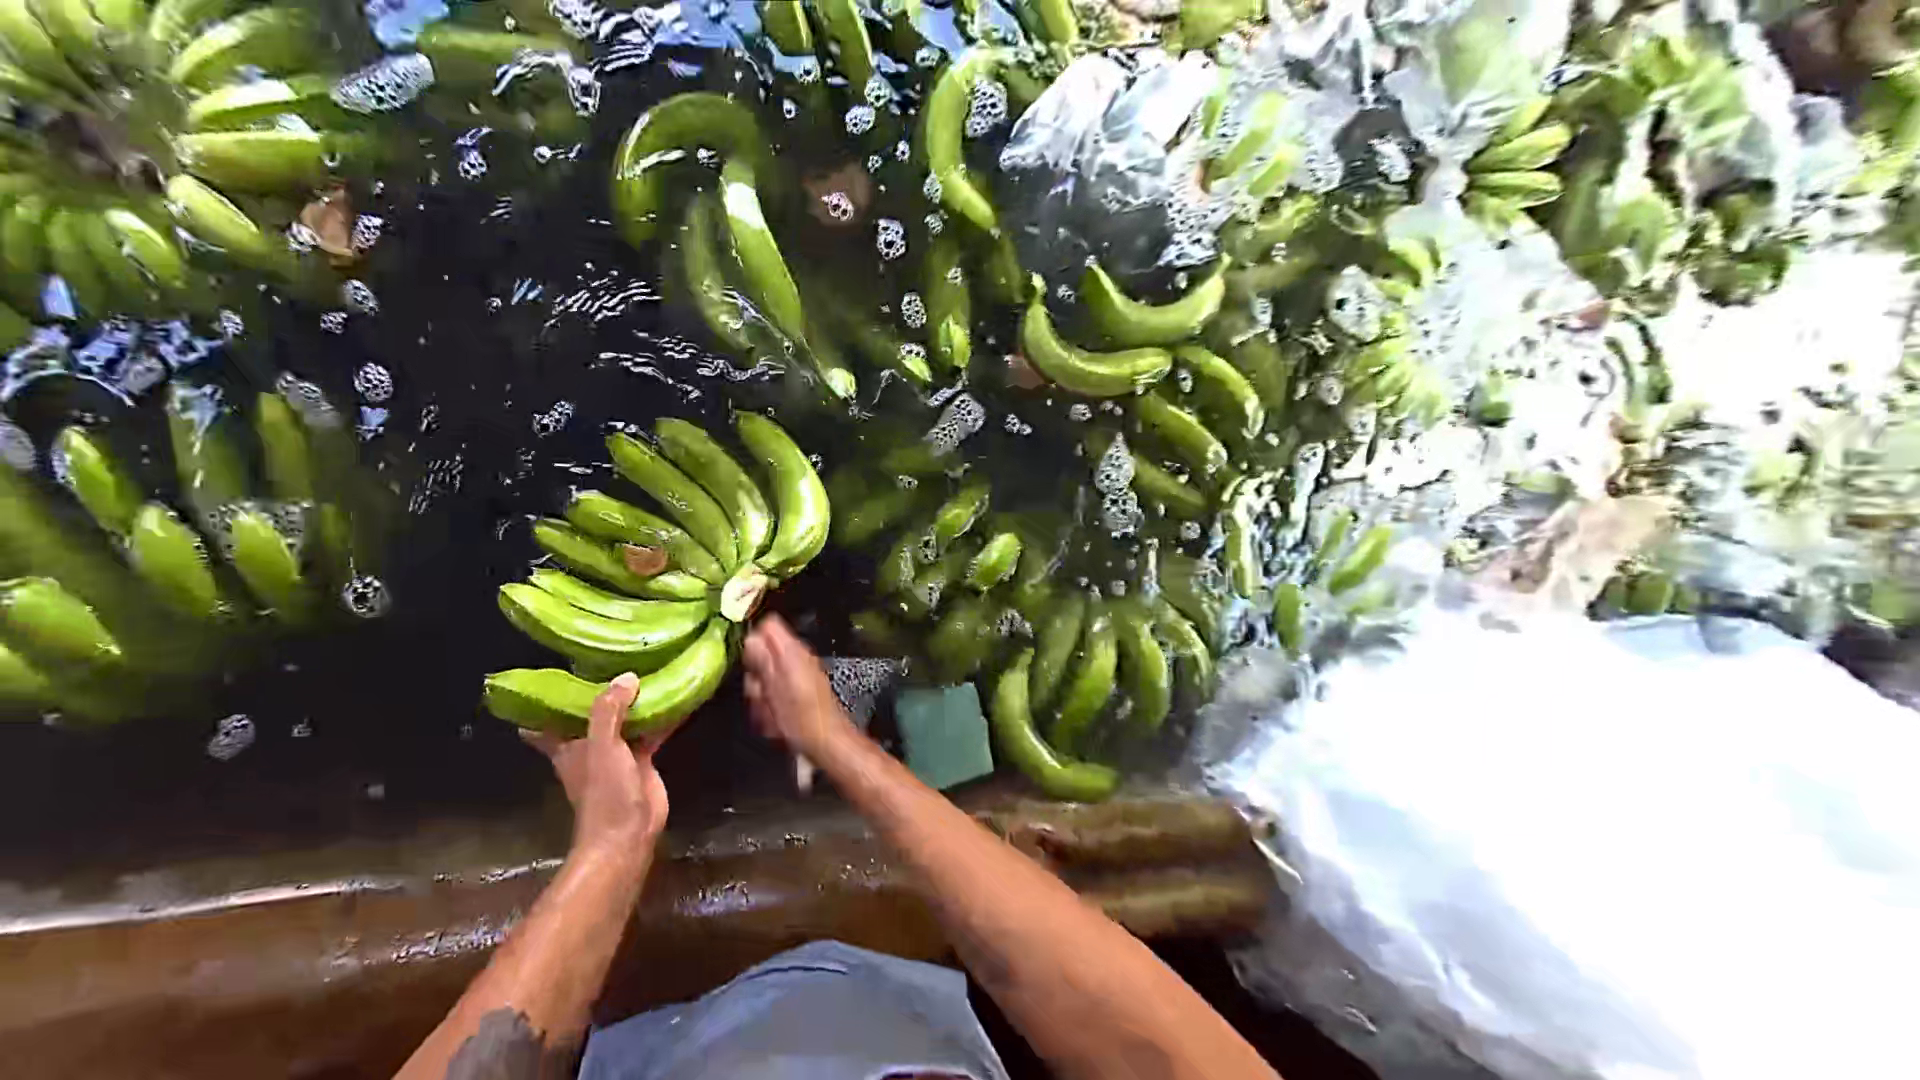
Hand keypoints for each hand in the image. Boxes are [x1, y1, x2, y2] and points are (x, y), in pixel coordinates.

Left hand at [523, 674, 673, 868]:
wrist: (628, 832)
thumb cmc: (604, 791)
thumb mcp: (601, 745)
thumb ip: (609, 710)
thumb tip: (627, 677)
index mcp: (568, 745)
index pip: (544, 722)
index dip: (547, 701)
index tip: (556, 675)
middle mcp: (589, 746)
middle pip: (591, 714)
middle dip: (601, 692)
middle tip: (616, 659)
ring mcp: (617, 753)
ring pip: (625, 720)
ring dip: (635, 701)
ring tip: (651, 669)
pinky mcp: (642, 760)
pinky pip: (651, 730)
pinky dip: (662, 716)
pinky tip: (679, 697)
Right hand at [742, 614, 859, 760]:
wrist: (827, 742)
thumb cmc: (802, 719)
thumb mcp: (775, 690)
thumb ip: (762, 661)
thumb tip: (750, 638)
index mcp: (793, 651)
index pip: (769, 625)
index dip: (753, 638)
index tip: (746, 659)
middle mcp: (799, 657)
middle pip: (764, 652)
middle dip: (755, 673)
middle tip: (759, 694)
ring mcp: (801, 673)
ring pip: (767, 674)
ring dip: (762, 692)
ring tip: (768, 710)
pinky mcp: (800, 690)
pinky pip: (776, 689)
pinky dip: (772, 702)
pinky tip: (775, 718)